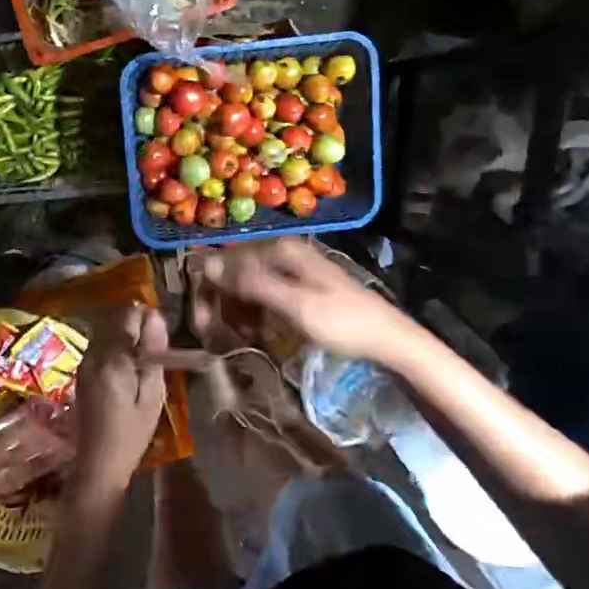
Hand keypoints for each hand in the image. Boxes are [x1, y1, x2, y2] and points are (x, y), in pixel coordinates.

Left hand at [72, 305, 168, 503]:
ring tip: (145, 357)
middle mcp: (93, 353)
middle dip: (137, 323)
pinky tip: (128, 367)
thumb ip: (154, 353)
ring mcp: (84, 361)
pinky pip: (100, 343)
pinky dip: (116, 345)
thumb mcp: (152, 395)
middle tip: (156, 347)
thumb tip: (156, 318)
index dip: (148, 317)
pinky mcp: (82, 370)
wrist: (98, 464)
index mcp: (112, 358)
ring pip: (106, 328)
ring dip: (126, 333)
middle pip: (115, 317)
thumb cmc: (132, 433)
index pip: (128, 315)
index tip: (162, 336)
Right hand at [195, 239, 419, 367]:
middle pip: (235, 271)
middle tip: (212, 333)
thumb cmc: (342, 321)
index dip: (208, 288)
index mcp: (280, 249)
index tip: (200, 320)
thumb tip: (207, 262)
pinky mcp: (298, 286)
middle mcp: (282, 252)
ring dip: (237, 311)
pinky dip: (255, 314)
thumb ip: (251, 282)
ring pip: (248, 286)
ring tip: (236, 338)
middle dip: (221, 302)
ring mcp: (291, 269)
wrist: (387, 338)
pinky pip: (264, 296)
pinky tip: (256, 334)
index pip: (226, 260)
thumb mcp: (294, 304)